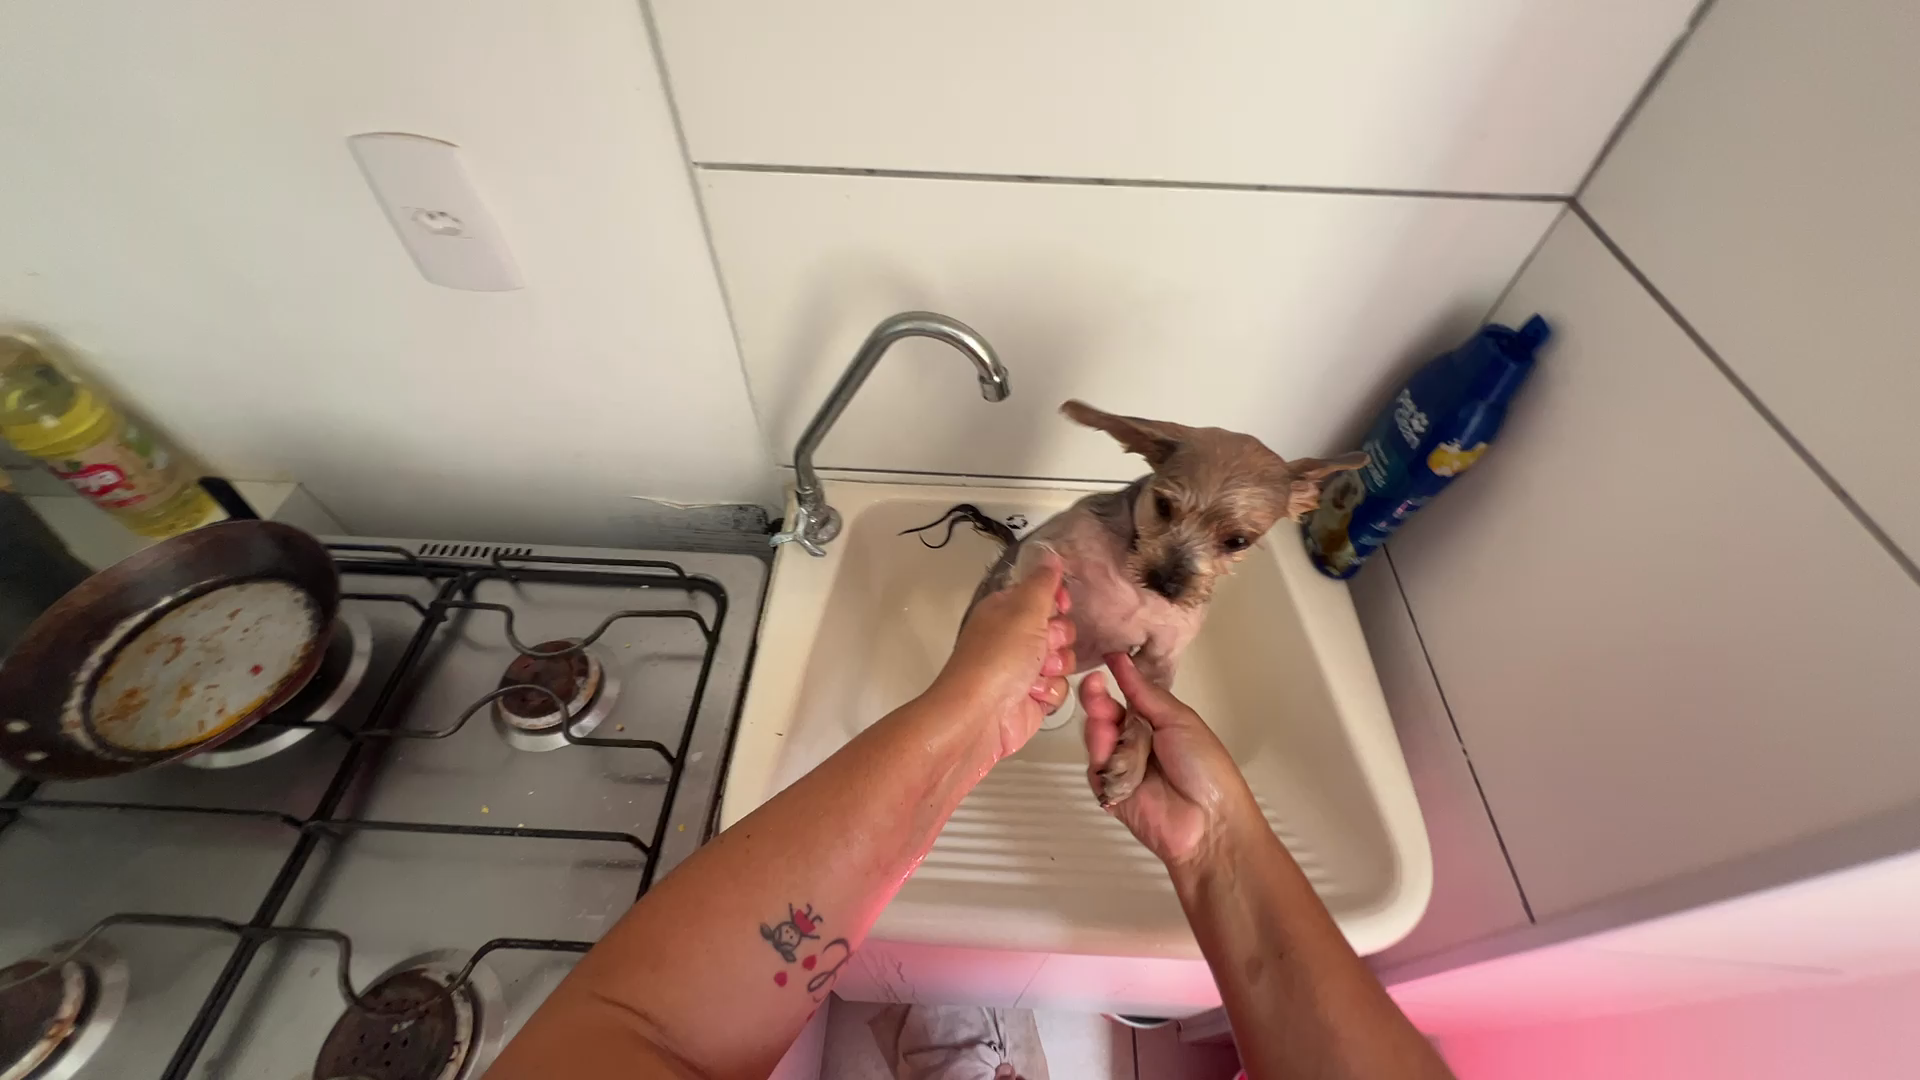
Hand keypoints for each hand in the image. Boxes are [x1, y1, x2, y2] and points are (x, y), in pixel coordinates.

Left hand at [930, 551, 1074, 760]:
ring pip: (1064, 659)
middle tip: (1041, 646)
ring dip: (1055, 668)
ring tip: (1034, 675)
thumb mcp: (1023, 610)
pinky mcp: (1032, 697)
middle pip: (1059, 628)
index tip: (1059, 607)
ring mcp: (1023, 669)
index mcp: (1006, 610)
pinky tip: (1033, 696)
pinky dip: (1049, 693)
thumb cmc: (996, 660)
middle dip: (1058, 639)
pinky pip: (1059, 689)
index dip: (1056, 601)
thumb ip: (1042, 583)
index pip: (1042, 594)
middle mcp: (1014, 637)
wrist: (978, 718)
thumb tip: (1050, 557)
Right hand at [1081, 654, 1253, 867]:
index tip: (1102, 663)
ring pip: (1095, 737)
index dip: (1112, 681)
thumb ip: (1143, 692)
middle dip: (1097, 700)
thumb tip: (1121, 659)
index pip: (1124, 696)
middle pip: (1103, 714)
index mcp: (1154, 722)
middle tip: (1094, 687)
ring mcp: (1120, 765)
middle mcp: (1134, 741)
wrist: (1209, 823)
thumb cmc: (1204, 767)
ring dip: (1099, 726)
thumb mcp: (1178, 719)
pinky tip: (1111, 756)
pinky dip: (1101, 759)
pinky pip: (1094, 767)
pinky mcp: (1108, 790)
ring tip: (1107, 723)